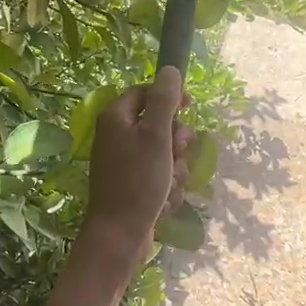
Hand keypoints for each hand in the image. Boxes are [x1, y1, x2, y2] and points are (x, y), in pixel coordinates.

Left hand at [82, 67, 193, 271]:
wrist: (120, 235)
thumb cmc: (138, 180)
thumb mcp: (156, 136)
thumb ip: (164, 101)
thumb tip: (169, 69)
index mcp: (116, 118)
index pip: (145, 92)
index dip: (168, 97)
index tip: (189, 106)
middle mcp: (116, 136)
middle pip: (157, 123)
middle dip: (176, 140)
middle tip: (179, 152)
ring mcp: (123, 163)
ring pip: (163, 153)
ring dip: (175, 168)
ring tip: (171, 184)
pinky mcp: (132, 185)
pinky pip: (159, 176)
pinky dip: (167, 187)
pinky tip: (166, 202)